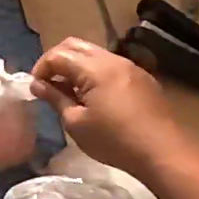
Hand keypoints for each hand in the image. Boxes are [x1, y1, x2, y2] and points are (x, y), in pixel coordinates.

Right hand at [30, 38, 196, 174]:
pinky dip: (92, 72)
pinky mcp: (141, 78)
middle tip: (47, 84)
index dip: (40, 69)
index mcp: (95, 69)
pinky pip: (109, 65)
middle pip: (75, 46)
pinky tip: (91, 96)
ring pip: (93, 53)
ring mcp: (130, 67)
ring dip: (74, 66)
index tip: (35, 89)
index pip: (58, 55)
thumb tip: (37, 85)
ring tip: (67, 92)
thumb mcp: (76, 123)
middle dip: (55, 61)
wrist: (163, 152)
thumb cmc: (113, 140)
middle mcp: (113, 60)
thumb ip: (55, 98)